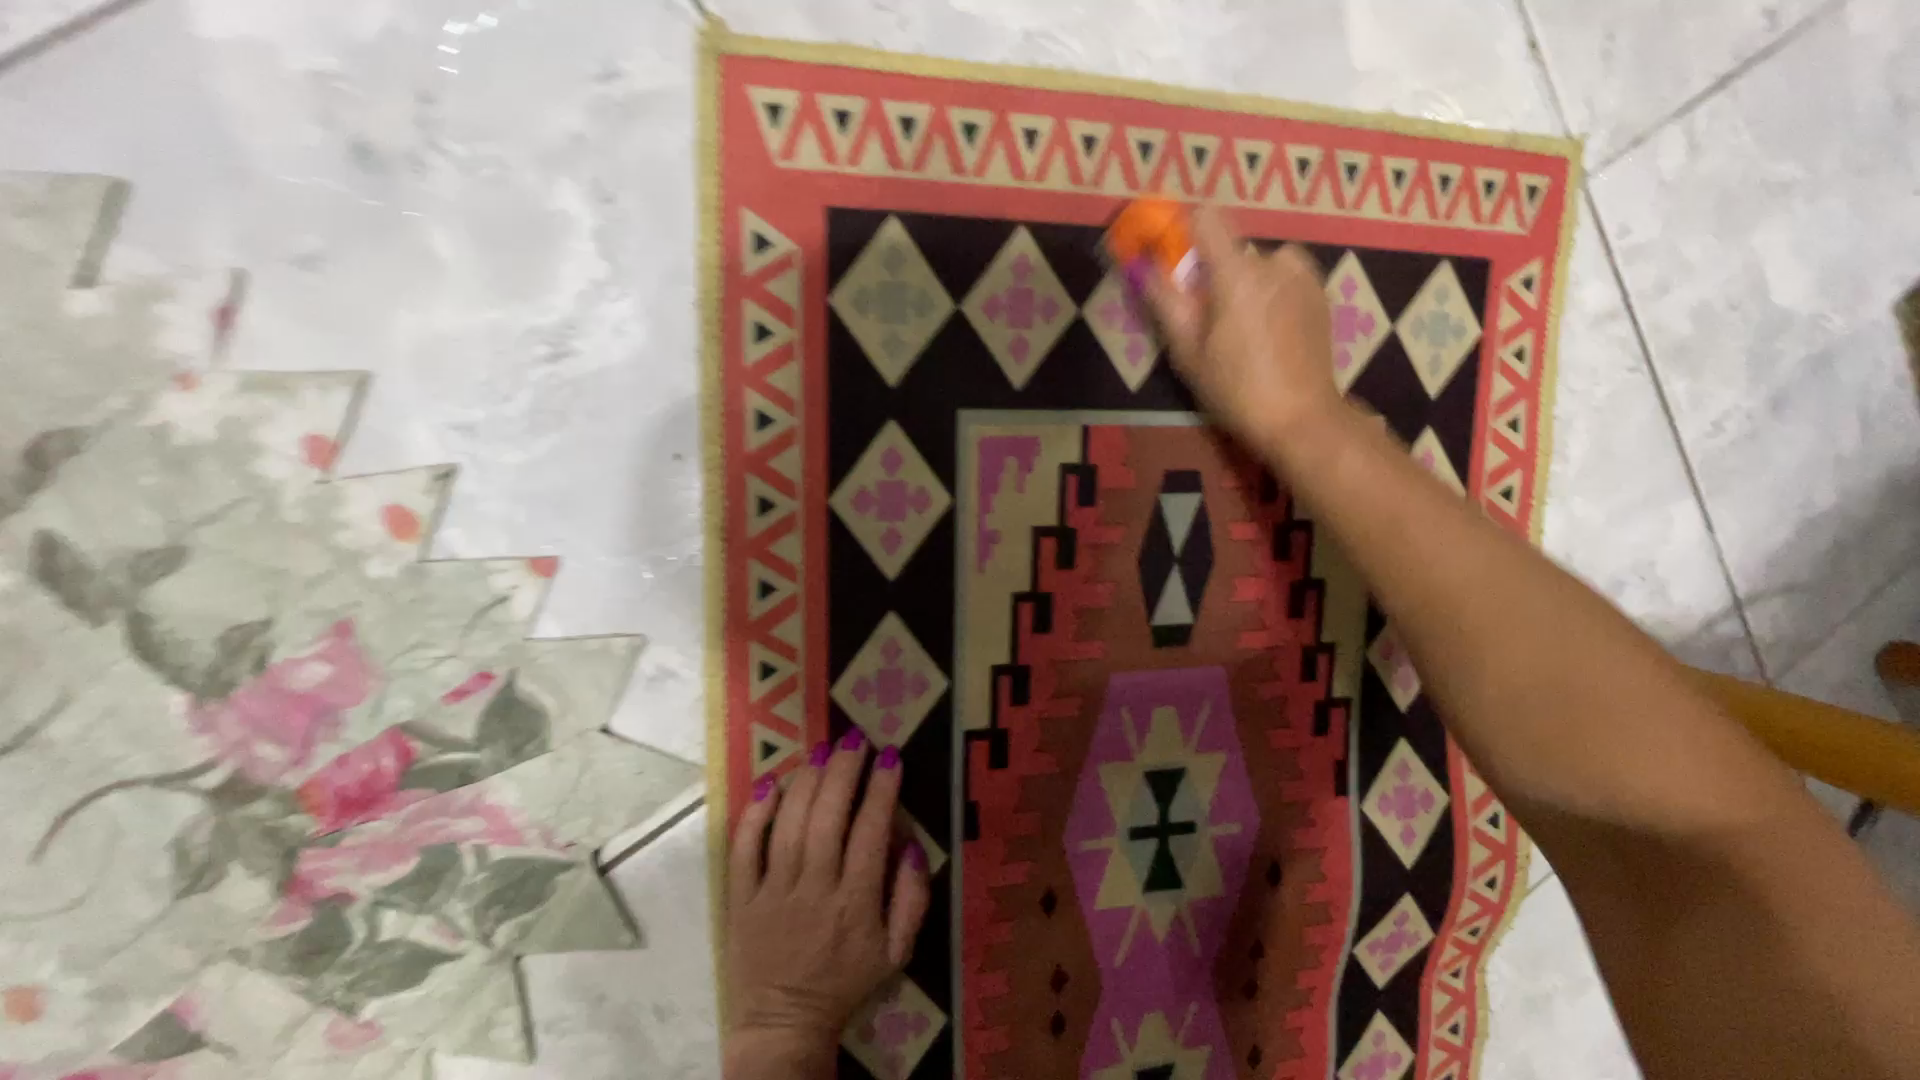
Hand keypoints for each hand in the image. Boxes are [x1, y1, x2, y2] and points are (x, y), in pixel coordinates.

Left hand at [724, 730, 930, 1078]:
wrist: (783, 1024)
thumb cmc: (846, 982)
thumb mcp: (897, 953)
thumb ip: (912, 899)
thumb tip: (912, 844)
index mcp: (856, 903)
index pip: (871, 832)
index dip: (882, 790)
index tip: (891, 757)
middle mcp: (815, 890)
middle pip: (828, 818)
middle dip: (844, 772)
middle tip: (855, 739)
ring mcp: (773, 892)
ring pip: (789, 826)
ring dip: (807, 783)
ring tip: (822, 752)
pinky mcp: (741, 897)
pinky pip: (745, 849)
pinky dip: (756, 813)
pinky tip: (772, 783)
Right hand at [1137, 207, 1346, 454]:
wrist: (1301, 418)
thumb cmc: (1235, 389)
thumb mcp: (1187, 351)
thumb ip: (1164, 300)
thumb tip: (1143, 265)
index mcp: (1237, 272)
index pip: (1206, 216)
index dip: (1185, 231)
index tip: (1175, 261)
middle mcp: (1273, 261)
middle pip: (1231, 248)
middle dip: (1214, 274)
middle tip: (1209, 321)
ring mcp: (1303, 275)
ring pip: (1259, 263)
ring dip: (1245, 283)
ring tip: (1242, 330)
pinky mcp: (1320, 292)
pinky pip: (1283, 276)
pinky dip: (1270, 292)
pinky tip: (1269, 332)